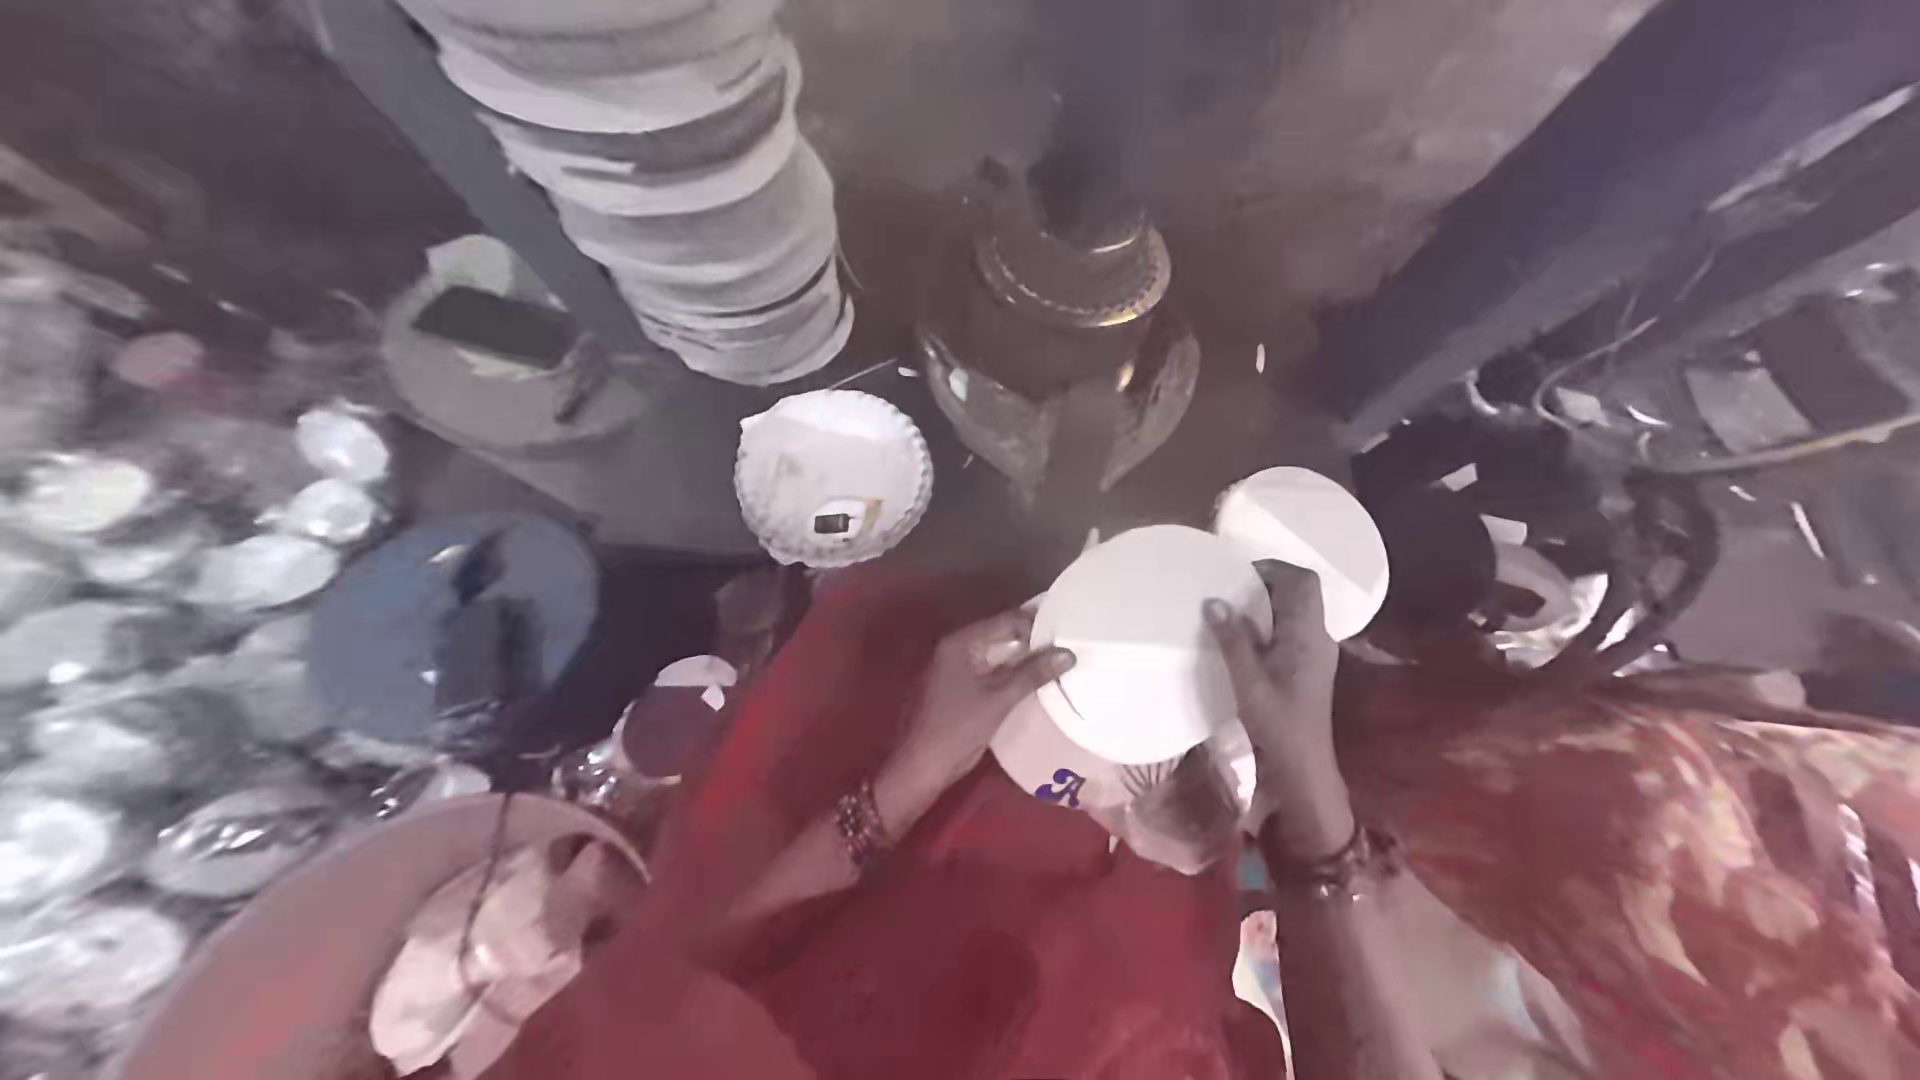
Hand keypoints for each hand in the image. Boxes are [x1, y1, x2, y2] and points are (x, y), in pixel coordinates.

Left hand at [878, 609, 1074, 826]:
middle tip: (1069, 643)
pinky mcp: (964, 685)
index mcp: (961, 642)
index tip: (1068, 631)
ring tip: (1060, 659)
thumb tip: (1068, 653)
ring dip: (1026, 657)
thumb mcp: (999, 699)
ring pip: (1000, 652)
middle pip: (1003, 633)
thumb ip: (1033, 673)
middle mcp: (958, 647)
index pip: (1006, 620)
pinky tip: (1038, 678)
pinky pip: (995, 669)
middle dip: (1034, 639)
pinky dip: (1015, 671)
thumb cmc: (957, 729)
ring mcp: (959, 667)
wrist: (923, 767)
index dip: (1037, 624)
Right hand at [1205, 562, 1351, 857]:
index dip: (1273, 568)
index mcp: (1308, 635)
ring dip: (1264, 602)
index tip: (1237, 573)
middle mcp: (1318, 637)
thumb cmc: (1277, 723)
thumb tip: (1213, 600)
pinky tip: (1240, 635)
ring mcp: (1314, 651)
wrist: (1303, 765)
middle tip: (1226, 587)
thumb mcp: (1247, 680)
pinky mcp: (1306, 664)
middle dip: (1264, 582)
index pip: (1303, 582)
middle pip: (1299, 592)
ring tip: (1228, 607)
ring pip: (1294, 609)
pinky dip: (1266, 620)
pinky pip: (1289, 627)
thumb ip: (1232, 639)